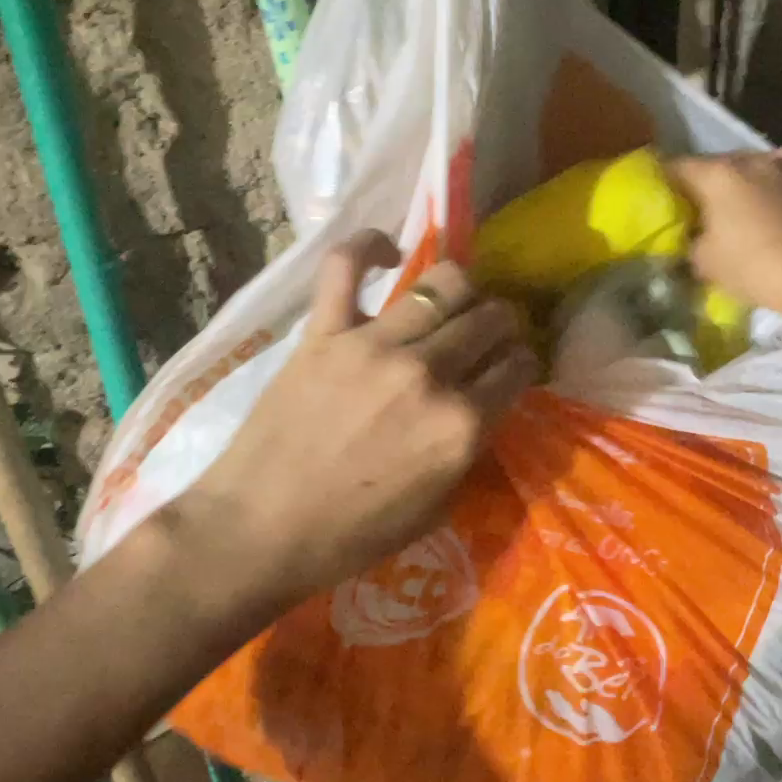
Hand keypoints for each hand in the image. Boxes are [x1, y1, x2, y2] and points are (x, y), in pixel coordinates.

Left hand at [172, 231, 537, 619]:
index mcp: (460, 425)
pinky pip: (347, 265)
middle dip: (502, 322)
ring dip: (462, 288)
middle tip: (488, 333)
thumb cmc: (351, 535)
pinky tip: (387, 253)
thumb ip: (470, 450)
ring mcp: (374, 346)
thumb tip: (484, 406)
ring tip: (452, 301)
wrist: (259, 531)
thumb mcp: (437, 509)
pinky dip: (369, 246)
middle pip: (490, 318)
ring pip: (444, 282)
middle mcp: (429, 374)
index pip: (517, 367)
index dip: (522, 362)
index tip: (512, 365)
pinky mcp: (324, 331)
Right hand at [667, 142, 781, 325]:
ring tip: (740, 204)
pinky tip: (781, 187)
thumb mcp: (704, 263)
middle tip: (698, 211)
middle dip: (703, 184)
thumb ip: (689, 241)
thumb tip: (690, 236)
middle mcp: (751, 159)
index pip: (675, 168)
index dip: (663, 185)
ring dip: (742, 179)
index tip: (661, 203)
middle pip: (714, 164)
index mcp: (717, 174)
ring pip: (753, 163)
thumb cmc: (755, 270)